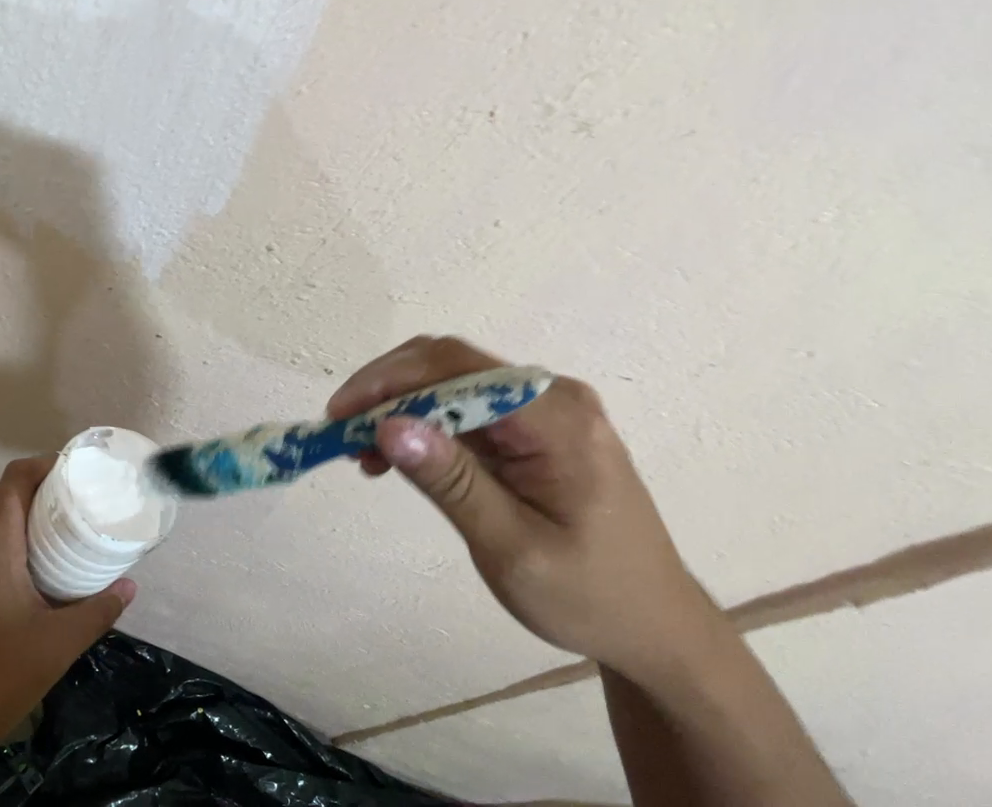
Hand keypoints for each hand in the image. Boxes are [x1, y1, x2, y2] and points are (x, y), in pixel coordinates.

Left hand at [0, 456, 134, 756]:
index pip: (16, 478)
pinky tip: (43, 569)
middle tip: (88, 505)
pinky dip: (16, 542)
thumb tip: (129, 586)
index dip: (48, 466)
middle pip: (8, 495)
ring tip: (73, 533)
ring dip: (31, 520)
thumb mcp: (57, 645)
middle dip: (47, 493)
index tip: (84, 475)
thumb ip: (96, 611)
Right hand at [329, 336, 714, 676]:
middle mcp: (553, 398)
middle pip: (448, 364)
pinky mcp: (534, 430)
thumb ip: (450, 481)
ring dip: (398, 407)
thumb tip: (386, 424)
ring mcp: (546, 411)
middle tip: (340, 433)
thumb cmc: (588, 596)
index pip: (454, 367)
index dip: (387, 381)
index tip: (337, 417)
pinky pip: (465, 408)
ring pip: (450, 382)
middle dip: (385, 390)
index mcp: (557, 419)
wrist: (653, 628)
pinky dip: (421, 425)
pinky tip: (395, 459)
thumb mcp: (511, 547)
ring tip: (361, 453)